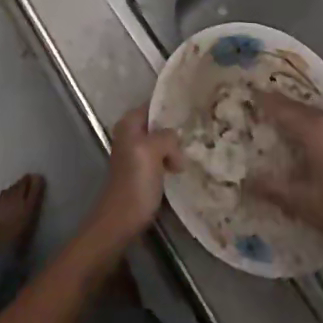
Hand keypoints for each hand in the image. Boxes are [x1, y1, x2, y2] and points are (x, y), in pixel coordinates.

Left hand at [86, 105, 183, 245]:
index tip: (194, 110)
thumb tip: (176, 138)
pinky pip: (161, 157)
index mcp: (129, 123)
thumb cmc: (136, 180)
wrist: (123, 216)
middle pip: (158, 124)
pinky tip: (182, 167)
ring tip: (193, 152)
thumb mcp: (151, 151)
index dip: (170, 107)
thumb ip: (165, 137)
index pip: (152, 106)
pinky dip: (171, 159)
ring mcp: (136, 152)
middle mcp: (130, 133)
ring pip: (161, 141)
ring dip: (174, 147)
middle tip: (198, 135)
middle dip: (175, 130)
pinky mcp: (142, 169)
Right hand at [243, 91, 322, 277]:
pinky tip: (302, 155)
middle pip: (293, 107)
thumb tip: (242, 178)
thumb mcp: (305, 205)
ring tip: (270, 139)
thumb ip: (270, 187)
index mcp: (314, 127)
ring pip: (311, 118)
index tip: (230, 101)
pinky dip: (310, 135)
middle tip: (245, 122)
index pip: (273, 102)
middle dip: (270, 112)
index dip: (250, 99)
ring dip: (292, 125)